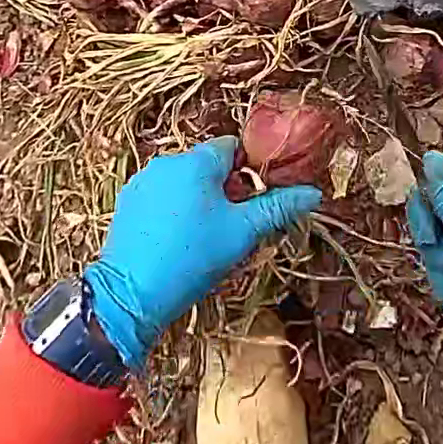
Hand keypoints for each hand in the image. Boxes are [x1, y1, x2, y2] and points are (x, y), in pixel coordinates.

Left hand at [83, 136, 320, 367]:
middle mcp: (166, 163)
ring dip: (202, 199)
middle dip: (227, 187)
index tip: (254, 198)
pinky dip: (177, 209)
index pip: (233, 146)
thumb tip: (314, 193)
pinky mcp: (127, 204)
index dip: (249, 170)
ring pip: (186, 181)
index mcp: (195, 161)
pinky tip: (182, 239)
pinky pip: (163, 195)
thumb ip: (279, 207)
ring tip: (208, 235)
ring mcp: (143, 183)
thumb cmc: (192, 257)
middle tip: (236, 222)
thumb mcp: (243, 231)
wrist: (129, 297)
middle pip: (209, 164)